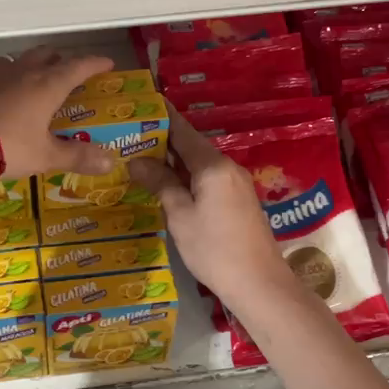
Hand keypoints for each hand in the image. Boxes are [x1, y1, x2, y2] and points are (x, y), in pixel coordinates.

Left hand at [0, 45, 118, 183]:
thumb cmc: (6, 147)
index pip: (77, 67)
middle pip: (43, 56)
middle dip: (56, 60)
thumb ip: (77, 157)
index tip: (106, 63)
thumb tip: (110, 160)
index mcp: (46, 87)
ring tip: (21, 71)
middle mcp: (19, 72)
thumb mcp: (45, 157)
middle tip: (63, 68)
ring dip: (18, 64)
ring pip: (8, 60)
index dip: (93, 64)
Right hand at [128, 115, 300, 307]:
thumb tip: (136, 161)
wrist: (259, 283)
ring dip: (174, 161)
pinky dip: (187, 177)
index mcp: (212, 166)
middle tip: (129, 138)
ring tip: (141, 161)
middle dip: (162, 141)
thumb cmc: (214, 249)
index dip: (162, 117)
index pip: (182, 131)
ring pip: (200, 164)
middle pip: (192, 146)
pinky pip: (208, 178)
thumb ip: (160, 184)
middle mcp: (228, 167)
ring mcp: (236, 184)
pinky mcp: (239, 201)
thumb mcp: (180, 217)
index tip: (141, 104)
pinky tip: (168, 186)